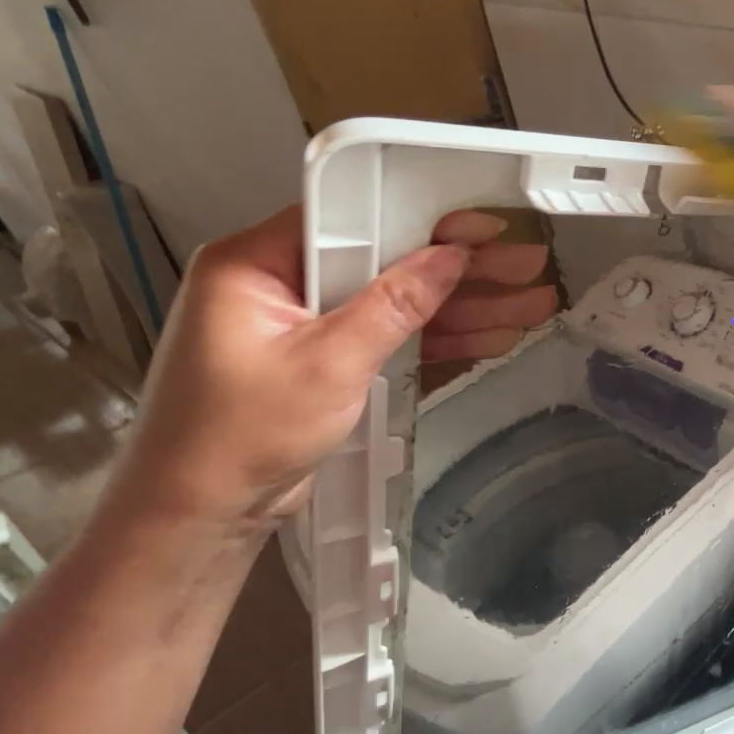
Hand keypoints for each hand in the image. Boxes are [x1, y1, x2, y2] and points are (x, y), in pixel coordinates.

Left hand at [113, 206, 556, 534]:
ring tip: (534, 305)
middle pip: (390, 260)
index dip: (426, 219)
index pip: (353, 217)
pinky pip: (392, 334)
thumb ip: (394, 304)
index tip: (488, 226)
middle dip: (464, 270)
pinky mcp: (327, 356)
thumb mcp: (328, 363)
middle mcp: (282, 282)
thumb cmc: (243, 435)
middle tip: (529, 266)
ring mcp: (307, 322)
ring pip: (401, 301)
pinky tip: (496, 337)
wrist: (199, 516)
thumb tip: (452, 255)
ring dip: (466, 307)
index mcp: (257, 264)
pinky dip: (440, 338)